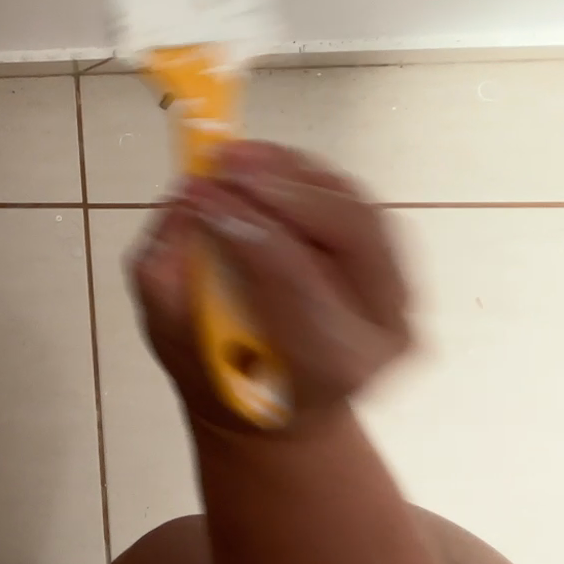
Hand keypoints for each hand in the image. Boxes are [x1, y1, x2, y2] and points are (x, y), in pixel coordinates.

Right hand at [128, 141, 412, 428]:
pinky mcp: (396, 276)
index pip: (292, 276)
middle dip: (282, 188)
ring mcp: (399, 303)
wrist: (280, 411)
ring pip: (361, 215)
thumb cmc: (214, 374)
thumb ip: (165, 273)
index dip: (242, 223)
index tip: (194, 189)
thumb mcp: (168, 335)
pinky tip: (266, 163)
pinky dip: (312, 179)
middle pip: (347, 237)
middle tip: (223, 156)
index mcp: (323, 359)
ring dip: (298, 174)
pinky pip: (361, 212)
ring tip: (240, 151)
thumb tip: (181, 204)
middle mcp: (379, 331)